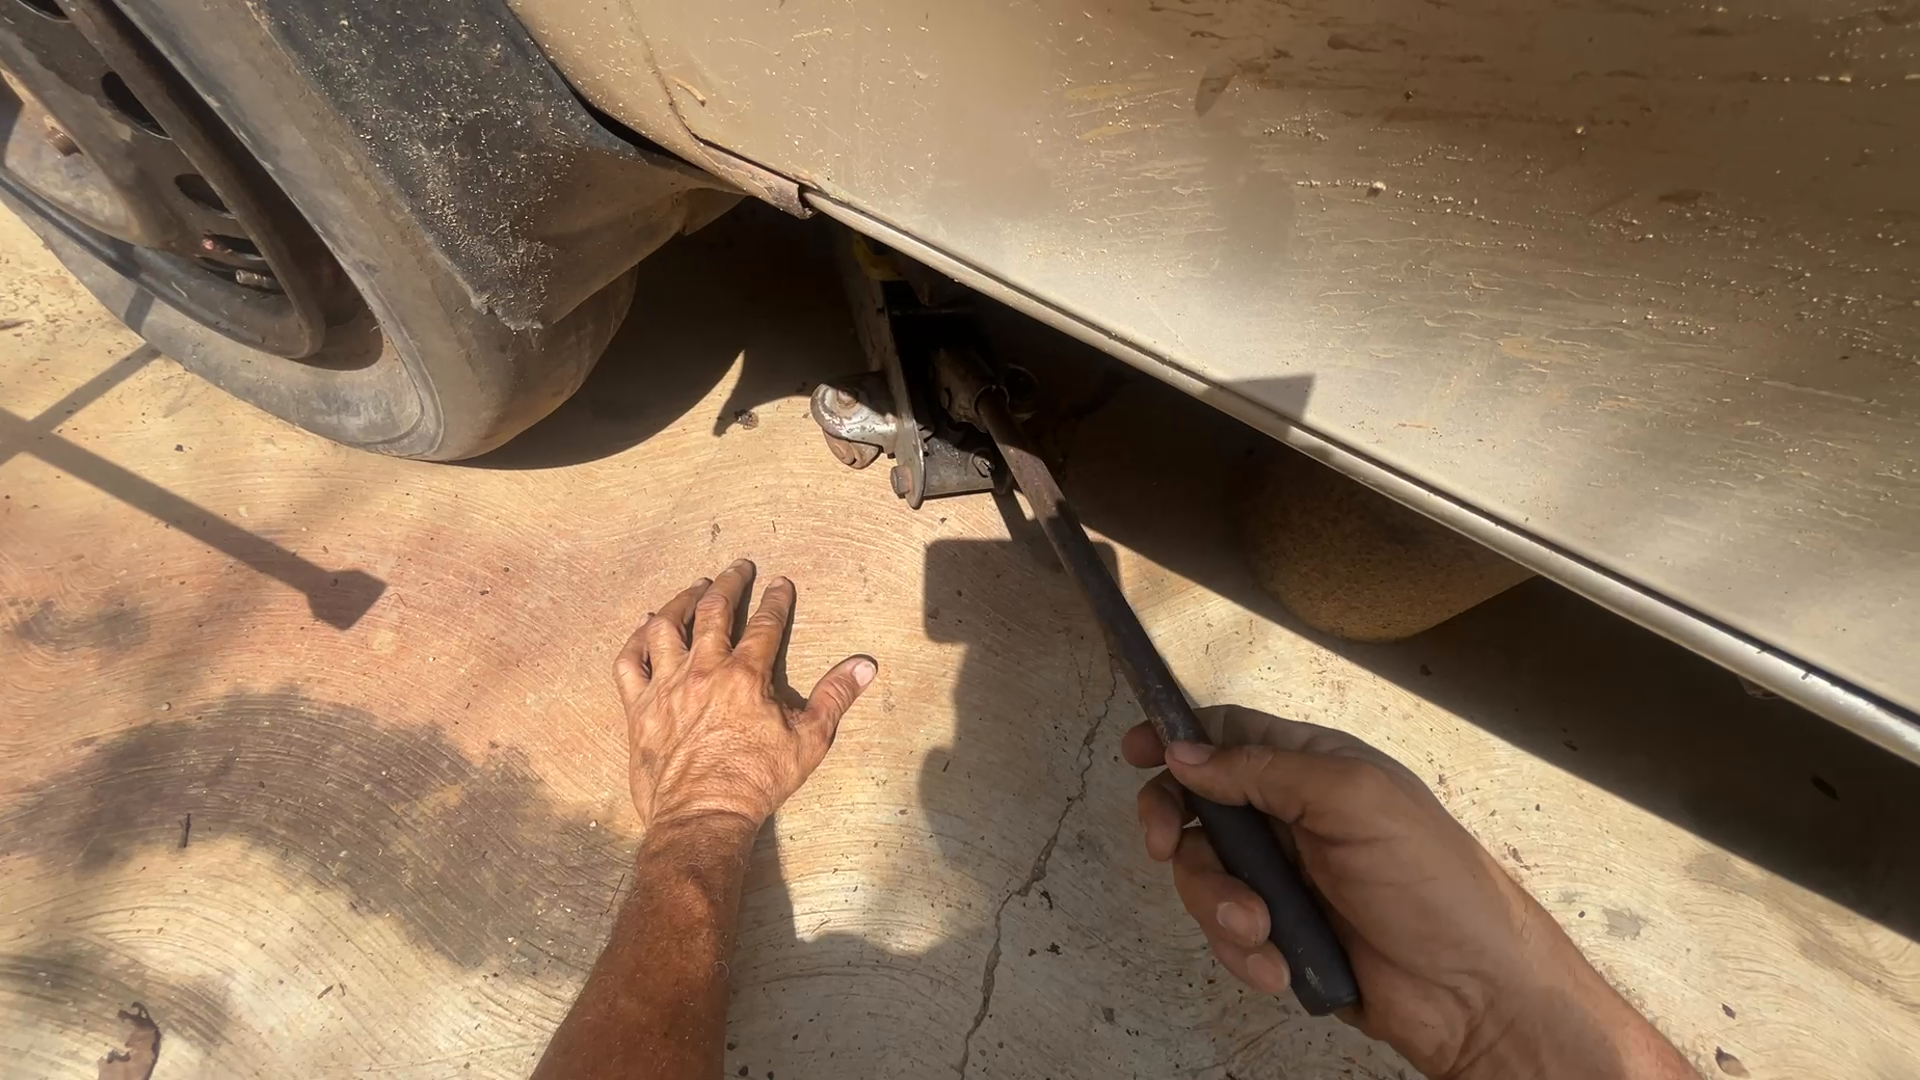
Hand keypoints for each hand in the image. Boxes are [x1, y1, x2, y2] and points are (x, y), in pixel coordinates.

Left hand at [614, 559, 876, 837]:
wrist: (702, 818)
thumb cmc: (758, 781)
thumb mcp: (809, 740)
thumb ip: (835, 697)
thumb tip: (865, 666)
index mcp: (745, 676)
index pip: (765, 624)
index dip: (776, 599)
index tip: (780, 582)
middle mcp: (703, 671)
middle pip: (715, 611)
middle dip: (729, 584)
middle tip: (738, 568)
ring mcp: (666, 687)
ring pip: (667, 627)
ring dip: (682, 601)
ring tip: (694, 587)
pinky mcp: (639, 708)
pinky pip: (629, 662)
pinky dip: (636, 639)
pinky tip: (645, 627)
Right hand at [1126, 705, 1613, 1077]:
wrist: (1481, 1001)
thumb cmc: (1431, 881)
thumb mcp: (1352, 800)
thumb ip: (1262, 769)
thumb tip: (1181, 751)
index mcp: (1306, 766)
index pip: (1225, 733)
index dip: (1176, 736)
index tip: (1136, 752)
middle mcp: (1282, 813)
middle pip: (1194, 801)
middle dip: (1173, 824)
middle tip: (1164, 846)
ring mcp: (1276, 873)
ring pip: (1201, 868)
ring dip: (1217, 901)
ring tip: (1259, 927)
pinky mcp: (1274, 928)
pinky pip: (1223, 927)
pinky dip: (1240, 948)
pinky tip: (1277, 963)